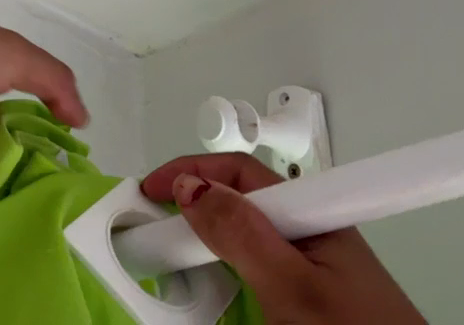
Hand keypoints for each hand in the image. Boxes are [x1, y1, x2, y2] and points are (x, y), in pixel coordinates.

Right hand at [142, 154, 424, 324]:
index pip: (240, 170)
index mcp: (313, 212)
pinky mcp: (312, 294)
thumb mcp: (291, 287)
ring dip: (210, 235)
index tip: (149, 191)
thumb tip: (189, 187)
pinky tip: (217, 281)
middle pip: (241, 196)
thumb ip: (242, 233)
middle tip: (155, 225)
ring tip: (178, 253)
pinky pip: (260, 263)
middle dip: (195, 201)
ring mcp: (314, 262)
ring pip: (249, 230)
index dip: (191, 171)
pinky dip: (228, 267)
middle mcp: (313, 228)